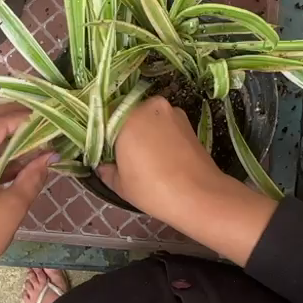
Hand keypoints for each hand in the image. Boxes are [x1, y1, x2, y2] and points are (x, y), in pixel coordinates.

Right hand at [97, 97, 275, 263]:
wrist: (199, 195)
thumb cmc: (153, 188)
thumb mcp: (121, 185)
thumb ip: (108, 171)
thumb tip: (103, 166)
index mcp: (128, 116)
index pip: (107, 115)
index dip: (104, 132)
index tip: (104, 147)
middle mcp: (151, 107)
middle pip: (130, 114)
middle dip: (126, 130)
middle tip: (122, 153)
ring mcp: (173, 113)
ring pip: (150, 118)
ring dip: (145, 132)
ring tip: (144, 157)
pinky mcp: (189, 123)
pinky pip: (166, 126)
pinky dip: (161, 137)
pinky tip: (161, 157)